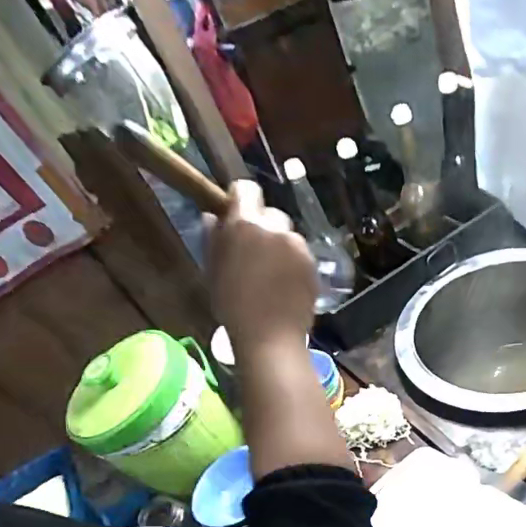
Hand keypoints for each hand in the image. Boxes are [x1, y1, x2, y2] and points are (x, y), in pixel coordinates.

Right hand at [206, 181, 316, 353]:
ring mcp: (298, 246)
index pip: (246, 189)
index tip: (235, 217)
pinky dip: (293, 263)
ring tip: (270, 275)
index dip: (240, 200)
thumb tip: (214, 216)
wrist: (270, 337)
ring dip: (278, 246)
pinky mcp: (313, 264)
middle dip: (262, 227)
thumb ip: (213, 237)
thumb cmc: (232, 306)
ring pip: (286, 235)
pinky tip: (284, 285)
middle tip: (253, 254)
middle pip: (269, 213)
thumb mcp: (212, 270)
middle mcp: (275, 227)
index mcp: (245, 224)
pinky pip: (300, 254)